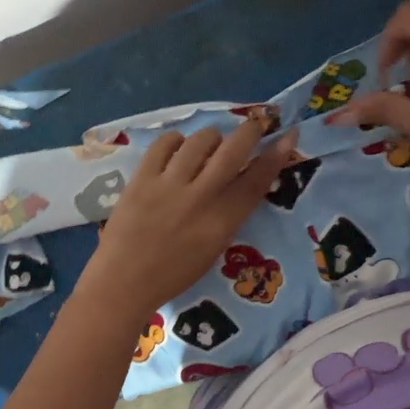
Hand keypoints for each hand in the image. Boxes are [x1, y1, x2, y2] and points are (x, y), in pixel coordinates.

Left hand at [83, 120, 294, 311]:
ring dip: (211, 137)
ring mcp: (168, 185)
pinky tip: (177, 148)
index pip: (255, 181)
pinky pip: (163, 145)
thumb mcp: (212, 250)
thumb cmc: (171, 276)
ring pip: (200, 142)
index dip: (275, 156)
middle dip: (249, 132)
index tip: (286, 136)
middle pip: (232, 152)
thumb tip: (238, 184)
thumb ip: (226, 216)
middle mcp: (200, 198)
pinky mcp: (141, 178)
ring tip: (210, 143)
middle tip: (254, 126)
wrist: (123, 282)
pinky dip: (175, 141)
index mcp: (221, 223)